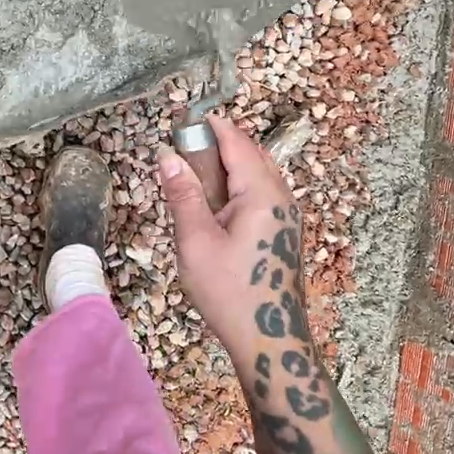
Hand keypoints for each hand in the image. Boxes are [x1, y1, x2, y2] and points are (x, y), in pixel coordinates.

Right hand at [156, 113, 306, 352]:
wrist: (269, 339)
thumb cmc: (228, 291)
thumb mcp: (195, 241)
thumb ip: (183, 195)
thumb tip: (167, 156)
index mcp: (262, 195)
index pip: (238, 143)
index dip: (212, 125)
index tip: (184, 115)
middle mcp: (281, 199)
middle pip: (252, 154)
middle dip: (219, 142)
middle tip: (182, 143)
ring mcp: (286, 217)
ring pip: (258, 174)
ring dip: (228, 164)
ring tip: (193, 171)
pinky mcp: (282, 233)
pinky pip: (260, 193)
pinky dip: (236, 184)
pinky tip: (213, 202)